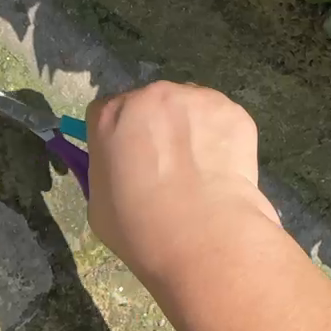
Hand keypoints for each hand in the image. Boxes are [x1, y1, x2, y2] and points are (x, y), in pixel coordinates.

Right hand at [85, 82, 281, 292]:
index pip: (104, 113)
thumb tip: (122, 168)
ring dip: (186, 132)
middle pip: (148, 105)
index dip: (113, 138)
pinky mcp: (233, 111)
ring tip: (194, 173)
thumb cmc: (136, 227)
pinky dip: (217, 141)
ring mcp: (196, 98)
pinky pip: (218, 121)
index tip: (121, 159)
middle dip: (152, 130)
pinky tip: (217, 174)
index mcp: (110, 117)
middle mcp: (151, 95)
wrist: (198, 235)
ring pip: (186, 109)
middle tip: (161, 170)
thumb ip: (107, 173)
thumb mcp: (98, 204)